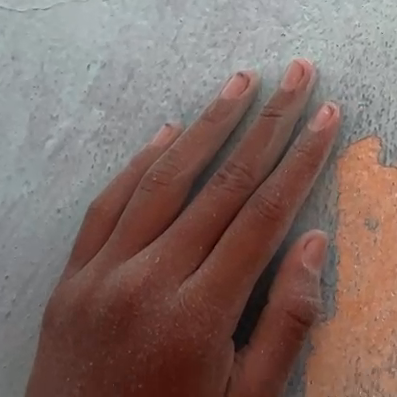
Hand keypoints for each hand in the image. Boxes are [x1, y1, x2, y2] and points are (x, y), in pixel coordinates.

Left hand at [26, 61, 341, 396]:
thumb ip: (285, 323)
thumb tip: (315, 241)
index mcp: (197, 316)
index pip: (265, 213)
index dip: (302, 158)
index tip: (328, 114)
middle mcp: (146, 284)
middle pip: (223, 183)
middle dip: (269, 122)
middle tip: (297, 73)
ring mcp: (99, 281)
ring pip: (164, 180)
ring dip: (208, 124)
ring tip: (242, 81)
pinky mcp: (68, 287)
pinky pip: (106, 208)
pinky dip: (140, 164)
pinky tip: (169, 132)